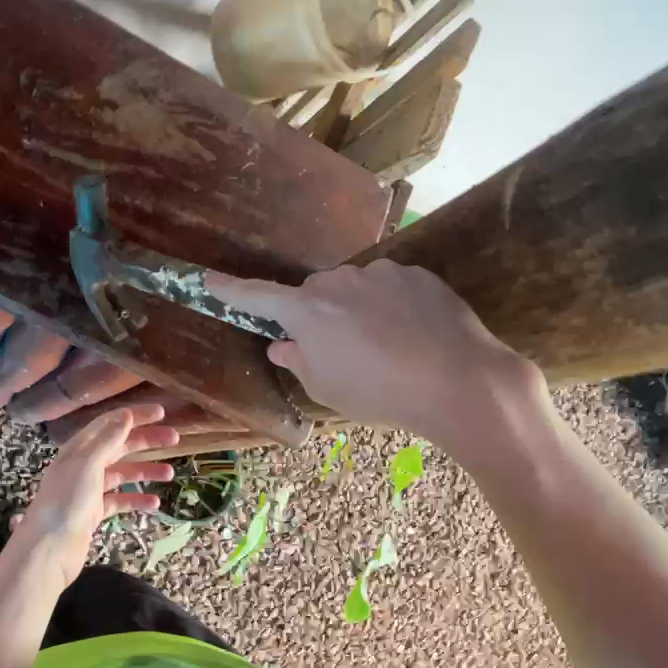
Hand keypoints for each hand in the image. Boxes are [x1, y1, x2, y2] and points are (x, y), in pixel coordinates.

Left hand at [11, 405, 178, 584]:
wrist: (50, 547)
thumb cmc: (66, 501)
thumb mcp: (87, 465)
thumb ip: (107, 440)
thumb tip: (126, 415)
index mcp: (79, 450)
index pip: (109, 424)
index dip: (134, 416)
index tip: (162, 412)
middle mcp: (83, 466)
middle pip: (119, 447)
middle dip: (146, 441)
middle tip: (175, 438)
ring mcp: (88, 491)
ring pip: (122, 474)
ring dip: (146, 471)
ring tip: (170, 474)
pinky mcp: (93, 513)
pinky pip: (120, 501)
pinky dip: (137, 500)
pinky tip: (154, 503)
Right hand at [206, 260, 552, 465]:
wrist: (460, 382)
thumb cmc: (381, 394)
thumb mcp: (328, 390)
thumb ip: (299, 361)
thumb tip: (282, 344)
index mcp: (307, 311)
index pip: (258, 296)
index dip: (231, 291)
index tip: (208, 280)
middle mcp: (339, 281)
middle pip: (313, 293)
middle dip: (317, 316)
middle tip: (337, 353)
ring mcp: (382, 273)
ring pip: (354, 289)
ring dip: (357, 311)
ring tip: (385, 350)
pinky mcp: (418, 274)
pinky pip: (390, 288)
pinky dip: (391, 308)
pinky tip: (412, 338)